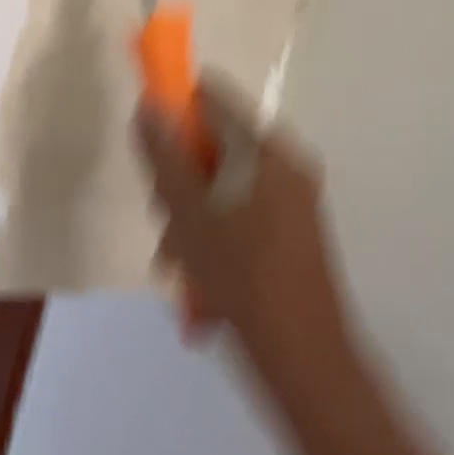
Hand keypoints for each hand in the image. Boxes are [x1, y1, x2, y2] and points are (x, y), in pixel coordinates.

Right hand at [135, 78, 354, 368]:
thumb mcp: (187, 213)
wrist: (304, 356)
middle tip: (163, 220)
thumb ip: (164, 155)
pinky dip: (214, 235)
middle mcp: (284, 163)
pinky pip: (239, 212)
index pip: (209, 98)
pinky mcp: (293, 230)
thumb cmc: (240, 277)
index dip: (172, 113)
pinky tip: (198, 277)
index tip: (149, 152)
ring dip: (189, 218)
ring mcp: (293, 198)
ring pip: (220, 185)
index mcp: (264, 149)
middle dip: (177, 182)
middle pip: (211, 146)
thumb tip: (149, 104)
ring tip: (176, 264)